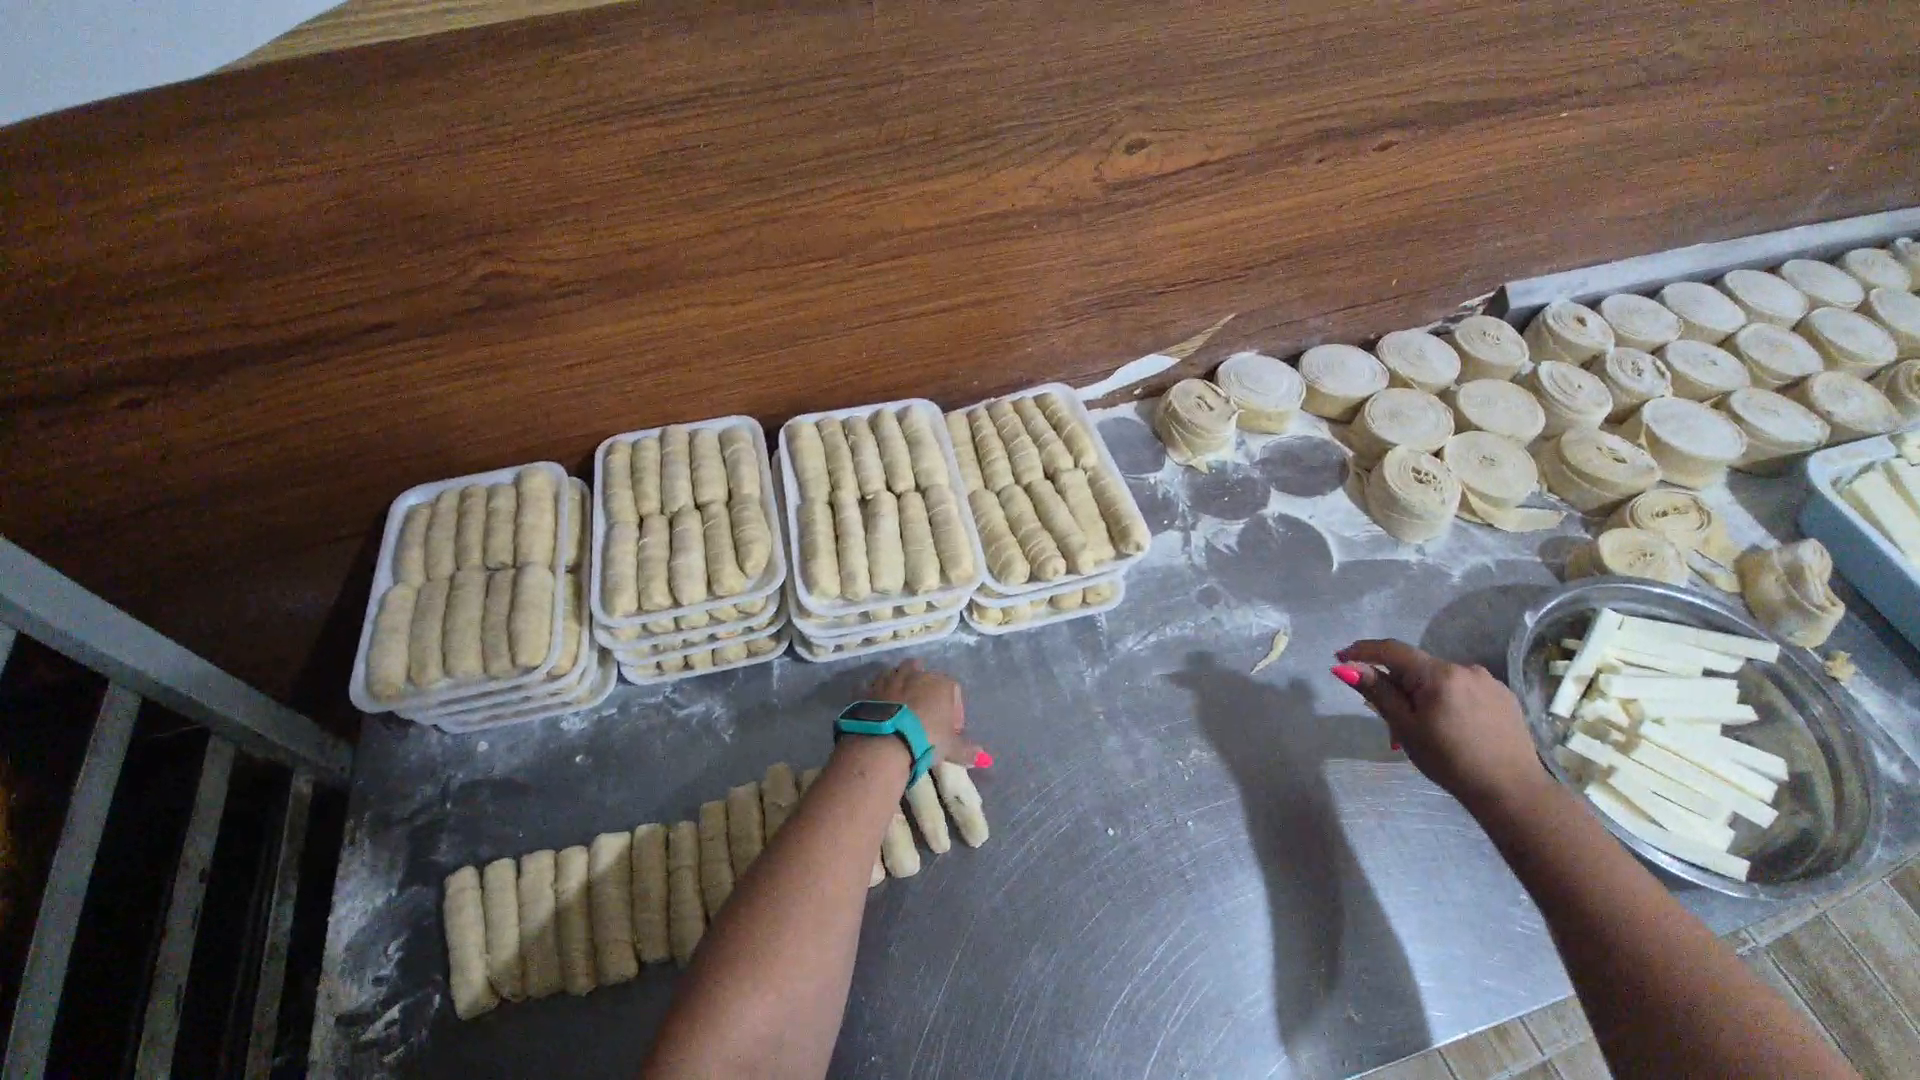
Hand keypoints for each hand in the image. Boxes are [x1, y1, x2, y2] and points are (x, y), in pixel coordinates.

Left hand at [861, 660, 982, 767]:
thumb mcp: (950, 747)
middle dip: (927, 692)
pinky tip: (883, 710)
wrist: (886, 740)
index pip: (953, 689)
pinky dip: (882, 694)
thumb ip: (966, 750)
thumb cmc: (927, 738)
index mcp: (941, 683)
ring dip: (903, 687)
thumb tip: (982, 757)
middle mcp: (917, 674)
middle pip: (926, 676)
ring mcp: (892, 678)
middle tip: (926, 716)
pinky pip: (879, 685)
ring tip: (903, 709)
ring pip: (900, 675)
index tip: (950, 729)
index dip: (954, 709)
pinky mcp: (870, 688)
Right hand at [1336, 639, 1548, 809]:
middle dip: (1397, 685)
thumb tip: (1347, 667)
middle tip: (1388, 716)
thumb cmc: (1450, 761)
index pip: (1392, 650)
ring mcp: (1488, 681)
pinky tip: (1453, 728)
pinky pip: (1464, 689)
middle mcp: (1465, 668)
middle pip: (1417, 667)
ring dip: (1424, 694)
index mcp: (1438, 674)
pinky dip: (1448, 700)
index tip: (1340, 658)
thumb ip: (1378, 692)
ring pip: (1440, 680)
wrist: (1512, 791)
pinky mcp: (1504, 696)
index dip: (1363, 651)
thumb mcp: (1405, 728)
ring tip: (1424, 728)